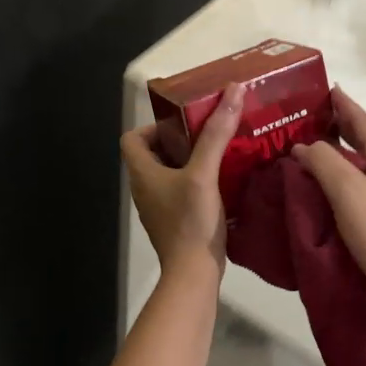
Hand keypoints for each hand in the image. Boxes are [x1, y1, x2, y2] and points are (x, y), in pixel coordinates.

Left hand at [121, 82, 245, 276]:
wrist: (194, 274)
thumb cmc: (190, 221)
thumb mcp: (204, 173)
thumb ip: (216, 133)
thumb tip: (233, 90)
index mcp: (141, 172)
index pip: (132, 138)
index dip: (154, 127)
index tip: (183, 125)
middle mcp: (144, 188)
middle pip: (154, 153)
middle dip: (180, 140)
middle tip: (209, 133)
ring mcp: (158, 207)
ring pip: (169, 172)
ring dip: (191, 160)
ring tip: (220, 151)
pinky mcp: (174, 221)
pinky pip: (180, 190)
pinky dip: (196, 181)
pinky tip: (223, 180)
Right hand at [292, 88, 365, 321]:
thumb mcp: (347, 191)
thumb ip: (323, 161)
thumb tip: (304, 146)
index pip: (363, 121)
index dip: (343, 105)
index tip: (324, 89)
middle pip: (363, 140)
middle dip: (338, 126)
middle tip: (308, 117)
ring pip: (360, 165)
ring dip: (336, 154)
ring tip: (307, 149)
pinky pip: (357, 187)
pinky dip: (338, 178)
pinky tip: (320, 186)